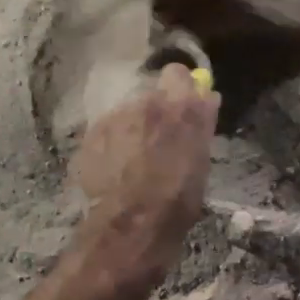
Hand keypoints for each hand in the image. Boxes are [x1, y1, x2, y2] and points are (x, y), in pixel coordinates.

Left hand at [70, 64, 219, 285]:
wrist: (131, 226)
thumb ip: (200, 124)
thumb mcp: (201, 161)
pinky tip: (114, 169)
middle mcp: (147, 103)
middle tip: (158, 140)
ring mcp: (116, 117)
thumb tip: (207, 97)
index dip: (180, 88)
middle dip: (155, 112)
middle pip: (151, 95)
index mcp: (181, 107)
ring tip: (133, 161)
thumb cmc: (177, 200)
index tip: (183, 106)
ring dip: (132, 128)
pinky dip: (111, 144)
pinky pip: (107, 131)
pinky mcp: (92, 134)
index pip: (179, 73)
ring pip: (127, 113)